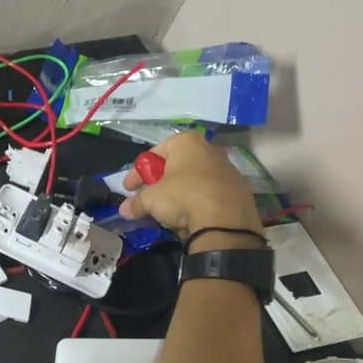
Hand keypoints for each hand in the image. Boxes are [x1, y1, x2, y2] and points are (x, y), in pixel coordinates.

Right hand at [118, 132, 263, 246]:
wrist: (225, 220)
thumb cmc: (182, 197)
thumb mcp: (151, 200)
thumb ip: (136, 203)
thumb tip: (124, 210)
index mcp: (186, 142)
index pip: (153, 154)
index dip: (137, 173)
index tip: (128, 189)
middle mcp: (209, 148)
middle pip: (176, 165)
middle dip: (160, 182)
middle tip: (149, 198)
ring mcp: (227, 168)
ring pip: (194, 179)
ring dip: (179, 193)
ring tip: (169, 212)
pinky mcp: (238, 188)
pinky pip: (209, 192)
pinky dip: (197, 202)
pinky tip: (190, 217)